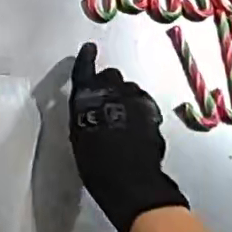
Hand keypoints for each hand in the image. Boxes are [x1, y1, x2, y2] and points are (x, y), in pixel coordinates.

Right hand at [69, 43, 186, 231]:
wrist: (131, 184)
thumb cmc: (96, 164)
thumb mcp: (79, 136)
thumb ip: (83, 113)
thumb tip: (88, 104)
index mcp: (88, 96)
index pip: (84, 70)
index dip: (86, 58)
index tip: (89, 48)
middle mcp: (113, 92)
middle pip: (112, 77)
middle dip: (108, 83)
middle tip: (104, 100)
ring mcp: (136, 101)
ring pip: (130, 89)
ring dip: (125, 96)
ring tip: (120, 115)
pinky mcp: (152, 114)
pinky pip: (142, 104)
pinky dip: (137, 108)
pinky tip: (134, 124)